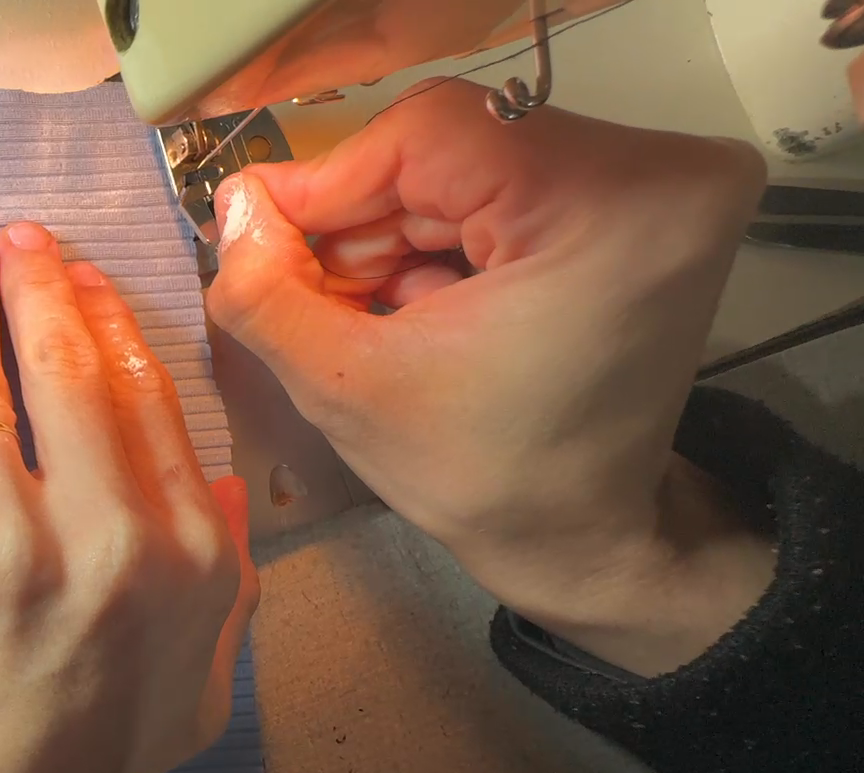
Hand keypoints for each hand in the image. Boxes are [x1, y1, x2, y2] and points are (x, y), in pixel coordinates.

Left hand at [0, 222, 256, 772]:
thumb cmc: (82, 750)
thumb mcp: (198, 690)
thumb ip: (226, 588)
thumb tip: (208, 482)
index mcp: (179, 562)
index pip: (149, 403)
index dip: (116, 324)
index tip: (90, 280)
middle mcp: (99, 537)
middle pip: (70, 372)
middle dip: (42, 286)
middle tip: (19, 236)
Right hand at [205, 80, 773, 675]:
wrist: (563, 525)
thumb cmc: (465, 470)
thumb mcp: (338, 386)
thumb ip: (265, 294)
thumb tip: (230, 204)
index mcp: (607, 208)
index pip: (431, 133)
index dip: (323, 181)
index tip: (253, 236)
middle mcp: (657, 173)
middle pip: (445, 150)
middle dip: (351, 226)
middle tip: (300, 296)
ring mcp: (651, 187)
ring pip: (456, 171)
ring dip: (379, 241)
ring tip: (353, 316)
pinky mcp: (626, 210)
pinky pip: (486, 194)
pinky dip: (418, 247)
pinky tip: (397, 309)